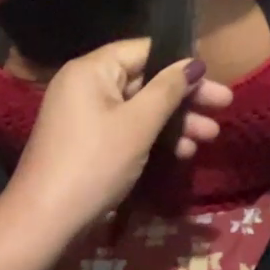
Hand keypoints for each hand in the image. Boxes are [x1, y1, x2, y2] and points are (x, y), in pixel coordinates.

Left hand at [6, 38, 230, 237]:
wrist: (45, 219)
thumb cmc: (95, 162)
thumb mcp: (137, 125)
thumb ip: (168, 90)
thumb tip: (194, 63)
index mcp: (92, 69)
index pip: (143, 50)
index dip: (180, 62)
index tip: (213, 77)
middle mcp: (85, 84)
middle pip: (144, 79)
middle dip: (184, 96)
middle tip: (224, 106)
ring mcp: (85, 114)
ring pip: (138, 107)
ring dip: (174, 120)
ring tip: (210, 136)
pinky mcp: (88, 141)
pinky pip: (126, 128)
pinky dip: (153, 136)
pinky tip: (183, 151)